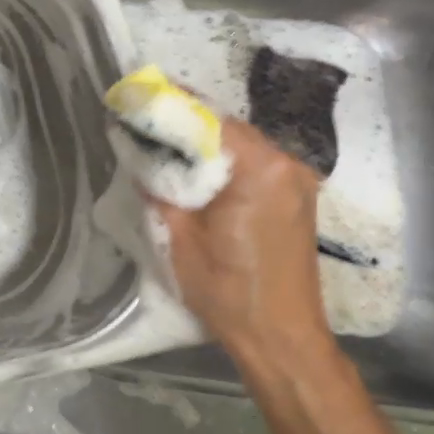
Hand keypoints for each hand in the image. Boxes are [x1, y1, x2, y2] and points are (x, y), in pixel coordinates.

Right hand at [149, 118, 334, 367]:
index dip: (171, 105)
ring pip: (239, 143)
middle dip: (184, 122)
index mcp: (259, 169)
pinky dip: (222, 159)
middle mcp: (285, 165)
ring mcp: (296, 181)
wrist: (279, 337)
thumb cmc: (225, 288)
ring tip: (161, 144)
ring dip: (203, 141)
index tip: (137, 96)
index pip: (209, 118)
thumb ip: (158, 184)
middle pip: (226, 126)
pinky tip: (193, 170)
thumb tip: (138, 151)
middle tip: (142, 121)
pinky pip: (252, 163)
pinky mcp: (295, 197)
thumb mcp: (176, 233)